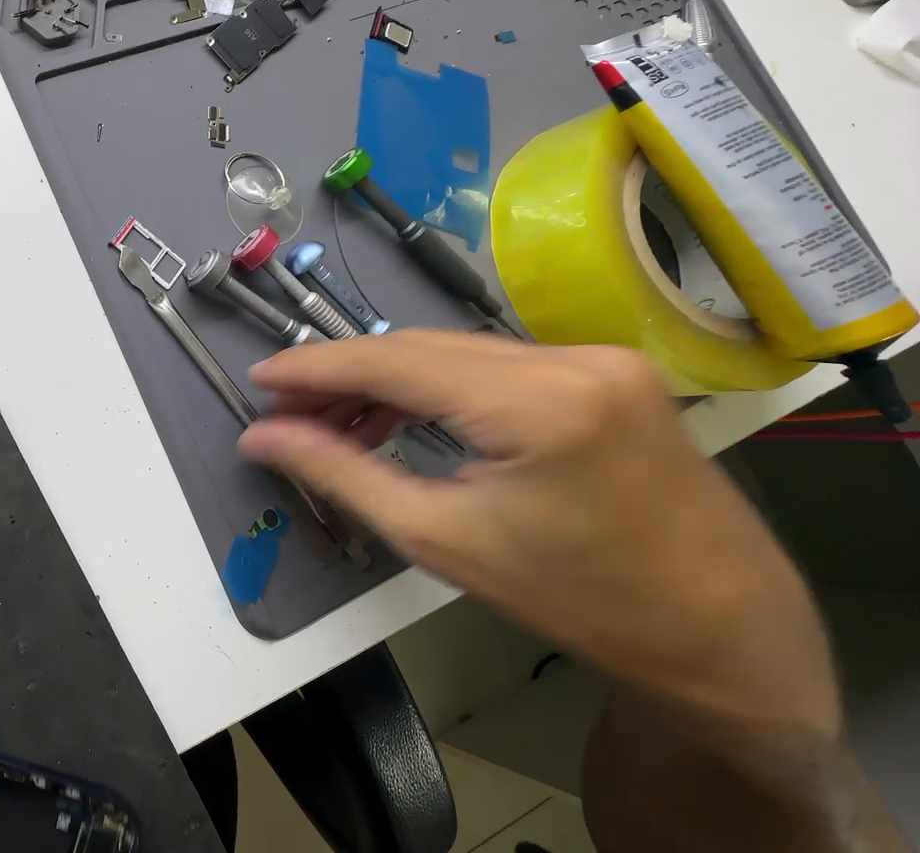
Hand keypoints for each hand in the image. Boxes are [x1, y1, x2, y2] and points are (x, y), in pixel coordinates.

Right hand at [237, 331, 835, 733]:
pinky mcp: (604, 372)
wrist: (720, 631)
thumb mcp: (438, 538)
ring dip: (386, 380)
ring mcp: (595, 359)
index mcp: (537, 401)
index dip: (315, 366)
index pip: (393, 360)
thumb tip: (260, 438)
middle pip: (420, 347)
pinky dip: (434, 386)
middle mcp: (570, 359)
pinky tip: (397, 416)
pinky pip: (491, 364)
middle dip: (344, 375)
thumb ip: (340, 473)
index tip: (257, 380)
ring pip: (453, 351)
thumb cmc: (574, 597)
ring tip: (332, 421)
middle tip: (285, 411)